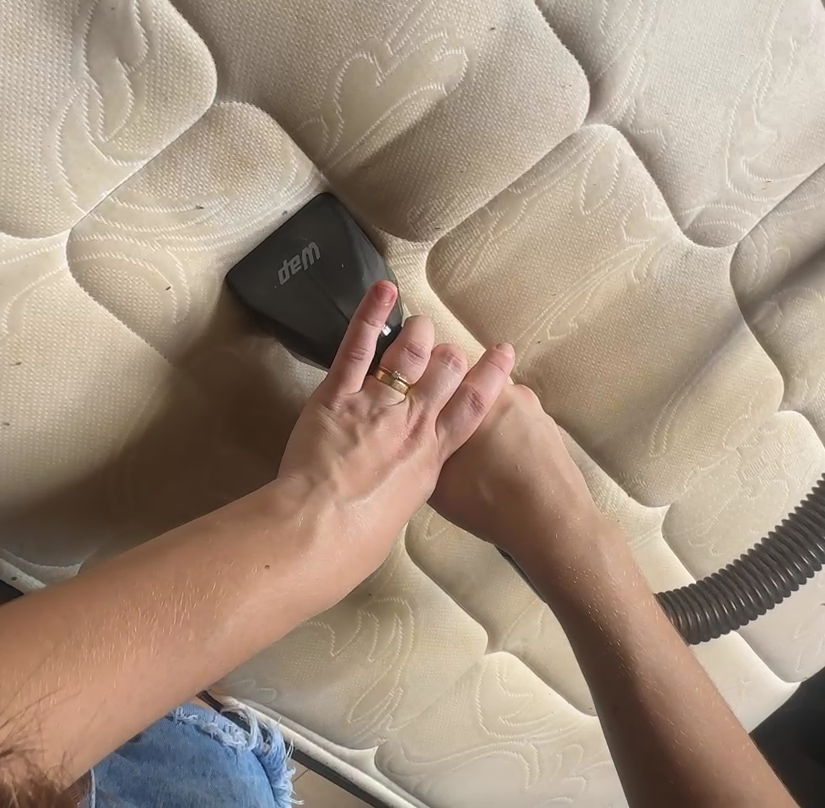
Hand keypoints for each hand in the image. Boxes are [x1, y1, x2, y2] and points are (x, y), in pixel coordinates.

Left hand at [274, 281, 513, 583]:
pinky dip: (370, 315)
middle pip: (445, 372)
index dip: (491, 375)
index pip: (472, 405)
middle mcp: (411, 423)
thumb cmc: (359, 534)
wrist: (322, 528)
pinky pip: (357, 348)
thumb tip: (409, 470)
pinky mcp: (338, 394)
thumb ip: (411, 477)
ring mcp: (377, 405)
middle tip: (441, 346)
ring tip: (418, 323)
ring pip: (409, 355)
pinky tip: (383, 290)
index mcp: (431, 454)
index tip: (502, 353)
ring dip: (417, 334)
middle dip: (447, 353)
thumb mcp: (402, 507)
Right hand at [430, 384, 596, 564]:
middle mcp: (508, 390)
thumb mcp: (435, 478)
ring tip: (474, 455)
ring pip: (496, 405)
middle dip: (456, 405)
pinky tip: (500, 464)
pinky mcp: (550, 428)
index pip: (444, 371)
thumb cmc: (488, 499)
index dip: (430, 389)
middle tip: (445, 437)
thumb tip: (411, 432)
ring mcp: (534, 408)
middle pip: (471, 386)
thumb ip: (420, 445)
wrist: (553, 526)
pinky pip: (517, 423)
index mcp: (476, 394)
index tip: (421, 409)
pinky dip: (506, 436)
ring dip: (483, 422)